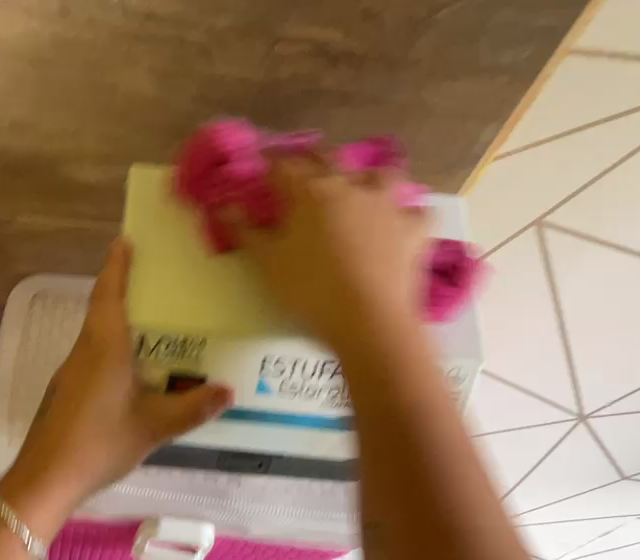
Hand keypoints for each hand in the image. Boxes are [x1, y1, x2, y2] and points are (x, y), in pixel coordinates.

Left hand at [1, 239, 232, 518]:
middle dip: (126, 295)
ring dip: (120, 329)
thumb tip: (228, 392)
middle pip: (103, 313)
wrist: (45, 479)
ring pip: (97, 341)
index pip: (109, 294)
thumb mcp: (152, 427)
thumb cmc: (98, 444)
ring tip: (154, 330)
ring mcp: (69, 376)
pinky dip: (113, 357)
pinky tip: (132, 376)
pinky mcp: (64, 397)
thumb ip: (190, 409)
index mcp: (103, 348)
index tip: (125, 241)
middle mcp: (83, 354)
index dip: (117, 267)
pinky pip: (93, 363)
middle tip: (157, 285)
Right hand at [228, 154, 432, 350]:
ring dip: (368, 179)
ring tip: (360, 192)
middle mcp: (352, 185)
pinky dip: (404, 214)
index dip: (271, 164)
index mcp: (311, 191)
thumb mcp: (266, 264)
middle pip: (330, 161)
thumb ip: (245, 231)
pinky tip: (398, 224)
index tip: (262, 166)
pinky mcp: (414, 229)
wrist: (368, 319)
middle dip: (314, 162)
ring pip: (381, 175)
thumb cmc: (309, 289)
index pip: (285, 165)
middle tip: (304, 174)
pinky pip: (414, 212)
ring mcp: (389, 204)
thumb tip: (225, 205)